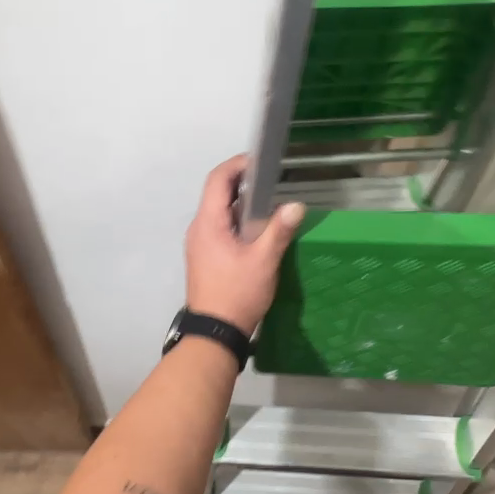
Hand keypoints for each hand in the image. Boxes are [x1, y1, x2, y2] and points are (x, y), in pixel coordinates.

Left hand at [184, 155, 303, 335]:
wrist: (215, 332)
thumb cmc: (237, 293)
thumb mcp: (264, 261)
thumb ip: (279, 230)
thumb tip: (295, 205)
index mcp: (208, 223)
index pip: (217, 180)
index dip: (237, 165)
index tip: (260, 161)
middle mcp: (199, 228)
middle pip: (217, 194)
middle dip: (243, 183)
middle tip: (271, 181)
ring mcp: (199, 243)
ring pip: (219, 212)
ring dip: (242, 204)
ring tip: (269, 204)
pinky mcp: (204, 256)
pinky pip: (219, 228)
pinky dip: (237, 221)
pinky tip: (258, 231)